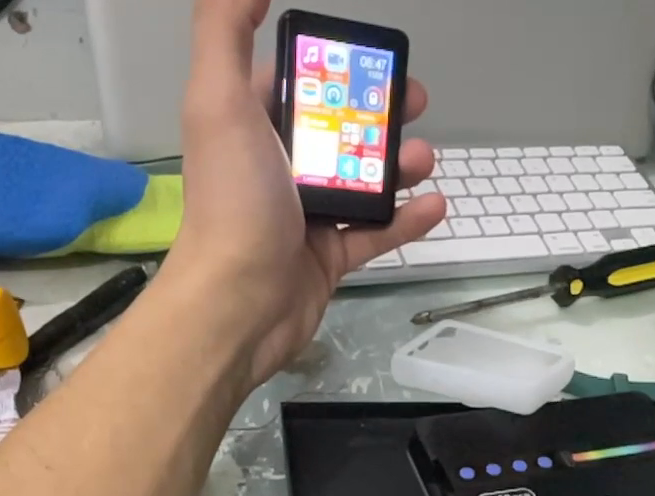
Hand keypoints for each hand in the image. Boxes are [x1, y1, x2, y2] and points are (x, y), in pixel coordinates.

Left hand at [160, 0, 443, 391]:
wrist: (237, 305)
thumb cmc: (233, 201)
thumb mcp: (219, 100)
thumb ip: (225, 31)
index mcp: (252, 126)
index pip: (301, 84)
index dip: (340, 70)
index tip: (379, 62)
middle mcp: (279, 169)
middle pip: (341, 131)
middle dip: (383, 116)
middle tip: (419, 106)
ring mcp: (305, 218)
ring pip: (363, 183)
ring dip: (400, 167)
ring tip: (426, 160)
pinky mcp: (327, 260)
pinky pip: (374, 235)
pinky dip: (406, 222)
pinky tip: (435, 206)